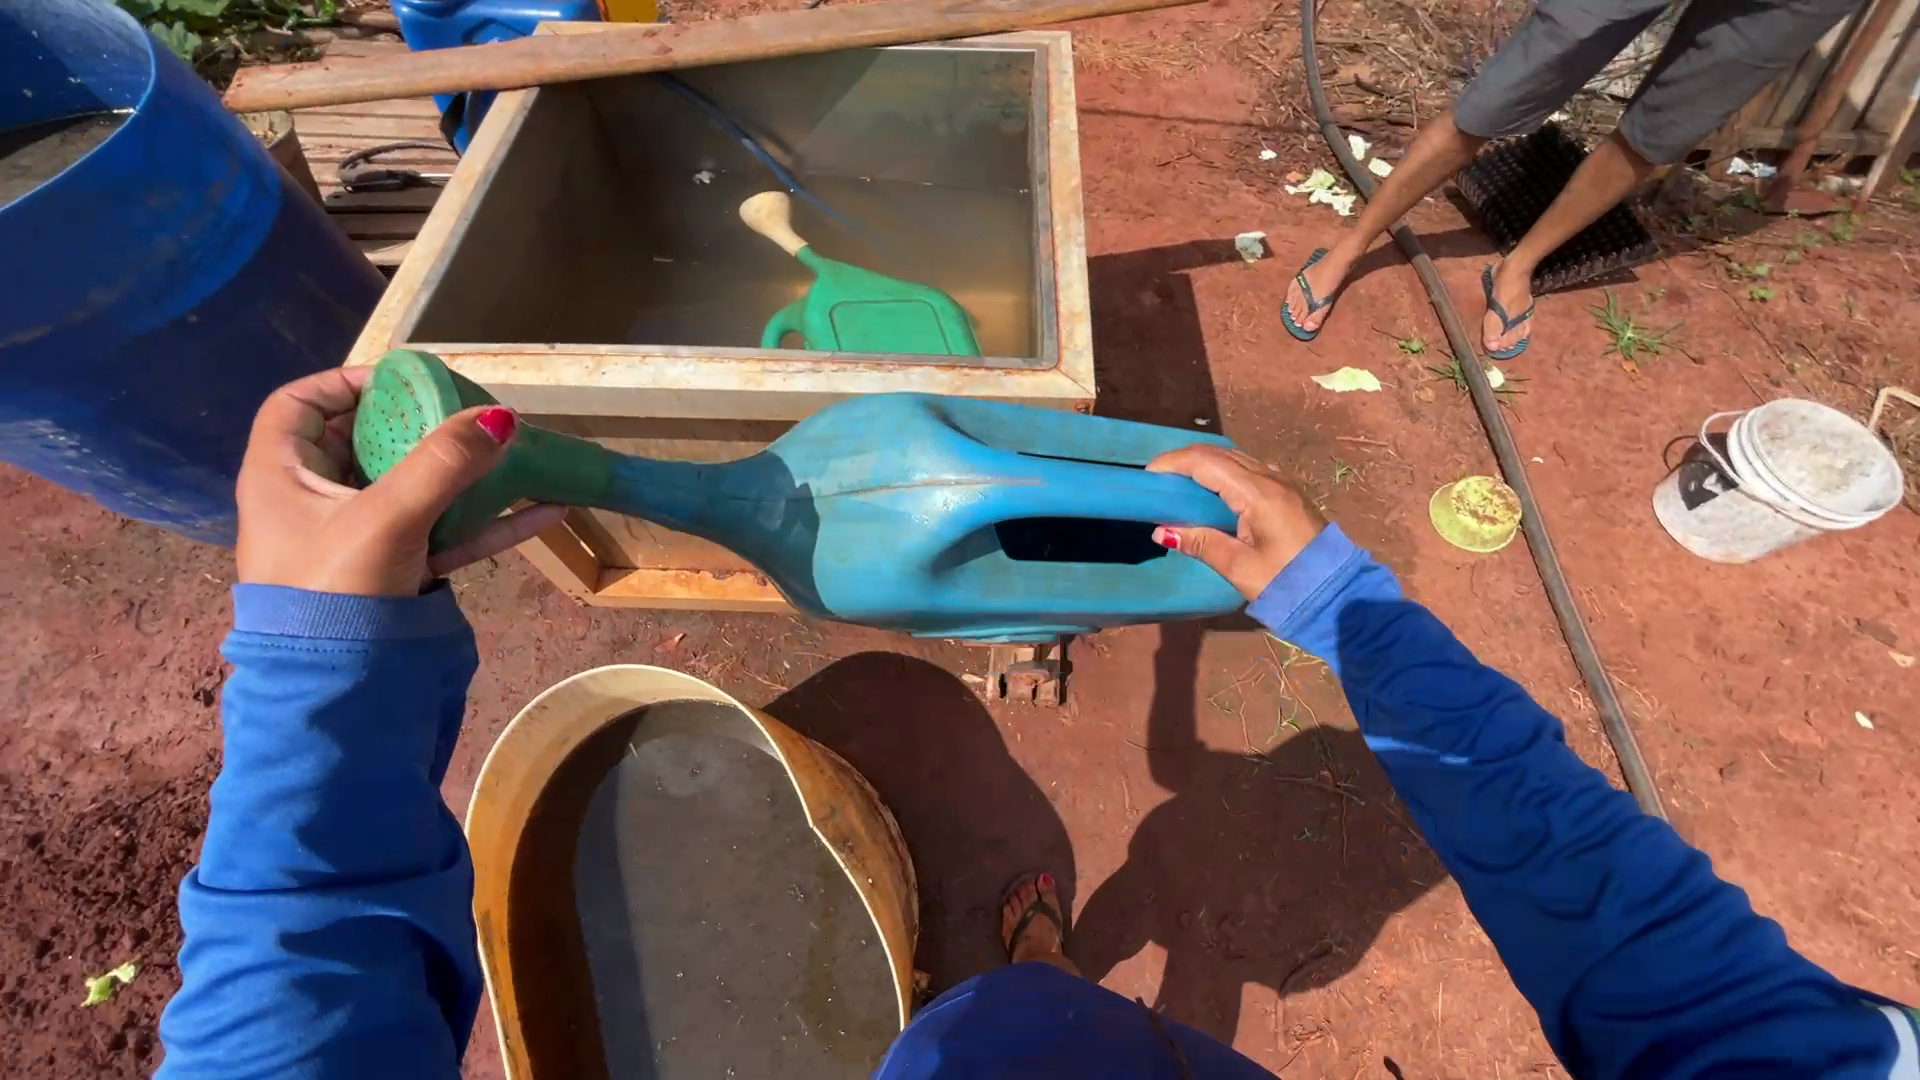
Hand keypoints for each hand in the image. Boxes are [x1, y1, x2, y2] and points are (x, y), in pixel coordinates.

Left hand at [234, 367, 568, 596]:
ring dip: (467, 472)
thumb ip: (444, 465)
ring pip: (417, 488)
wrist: (338, 681)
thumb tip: (501, 414)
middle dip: (420, 425)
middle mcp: (319, 499)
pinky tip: (545, 511)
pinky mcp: (404, 568)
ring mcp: (365, 535)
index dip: (344, 383)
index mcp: (283, 475)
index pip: (298, 406)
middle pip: (366, 443)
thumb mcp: (388, 516)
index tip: (401, 379)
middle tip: (467, 414)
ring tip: (512, 454)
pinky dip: (494, 521)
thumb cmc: (336, 586)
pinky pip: (451, 531)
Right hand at [1146, 444, 1325, 600]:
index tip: (1148, 475)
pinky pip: (1248, 470)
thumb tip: (1161, 530)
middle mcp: (1271, 479)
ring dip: (1204, 464)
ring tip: (1177, 483)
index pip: (1206, 463)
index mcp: (1257, 494)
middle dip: (1184, 460)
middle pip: (1220, 454)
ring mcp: (1282, 484)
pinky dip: (1222, 472)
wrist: (1340, 594)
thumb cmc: (1288, 582)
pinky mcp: (1288, 494)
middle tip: (1157, 478)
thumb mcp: (1239, 568)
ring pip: (1235, 459)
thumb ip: (1200, 544)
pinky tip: (1210, 491)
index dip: (1173, 463)